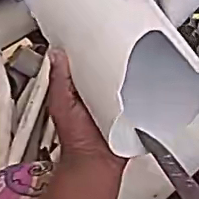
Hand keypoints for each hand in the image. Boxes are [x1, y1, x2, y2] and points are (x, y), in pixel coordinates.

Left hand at [36, 49, 126, 198]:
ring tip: (131, 59)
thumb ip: (59, 81)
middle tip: (115, 45)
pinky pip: (136, 95)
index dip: (86, 50)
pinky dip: (139, 89)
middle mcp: (96, 94)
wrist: (98, 161)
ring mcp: (114, 102)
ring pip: (121, 81)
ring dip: (127, 73)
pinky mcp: (131, 110)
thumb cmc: (78, 139)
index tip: (92, 37)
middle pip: (104, 69)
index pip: (82, 64)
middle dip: (110, 58)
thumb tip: (56, 55)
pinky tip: (142, 80)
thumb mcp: (62, 104)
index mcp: (77, 90)